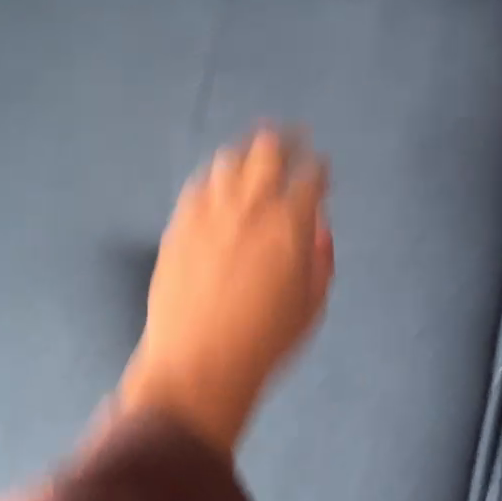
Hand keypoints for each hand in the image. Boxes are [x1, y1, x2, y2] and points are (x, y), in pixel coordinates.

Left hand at [117, 125, 334, 455]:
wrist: (199, 364)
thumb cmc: (266, 341)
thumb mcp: (312, 305)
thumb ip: (320, 259)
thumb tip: (317, 229)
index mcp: (290, 225)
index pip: (311, 178)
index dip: (319, 168)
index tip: (322, 165)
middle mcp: (250, 208)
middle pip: (268, 153)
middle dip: (284, 140)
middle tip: (291, 135)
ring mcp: (210, 213)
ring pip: (229, 162)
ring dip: (247, 153)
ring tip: (254, 152)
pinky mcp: (179, 225)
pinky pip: (199, 186)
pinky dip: (215, 178)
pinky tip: (218, 181)